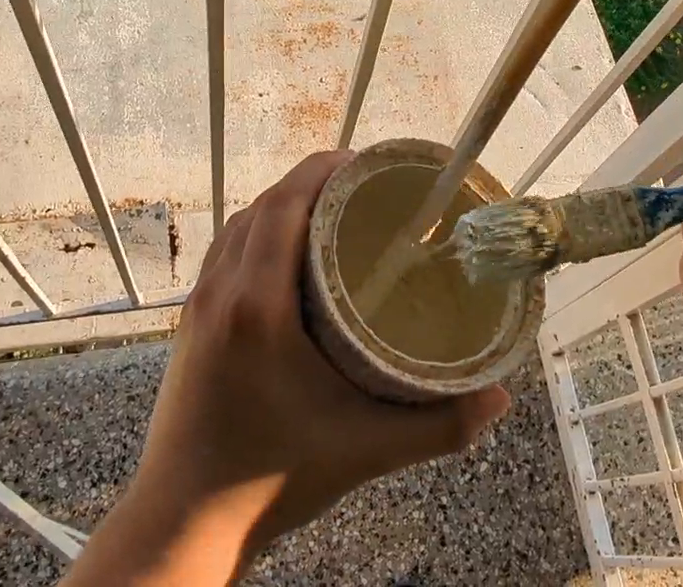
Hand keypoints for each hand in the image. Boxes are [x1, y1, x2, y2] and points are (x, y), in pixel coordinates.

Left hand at [66, 151, 509, 584]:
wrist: (183, 520)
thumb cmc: (270, 481)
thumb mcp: (364, 451)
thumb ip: (438, 426)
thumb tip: (500, 399)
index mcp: (258, 306)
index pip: (285, 206)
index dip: (321, 170)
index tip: (363, 162)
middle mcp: (221, 290)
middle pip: (262, 206)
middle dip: (309, 182)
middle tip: (361, 185)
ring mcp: (198, 304)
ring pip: (238, 226)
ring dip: (280, 205)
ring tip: (329, 210)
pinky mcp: (189, 322)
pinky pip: (224, 252)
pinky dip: (257, 232)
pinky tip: (287, 254)